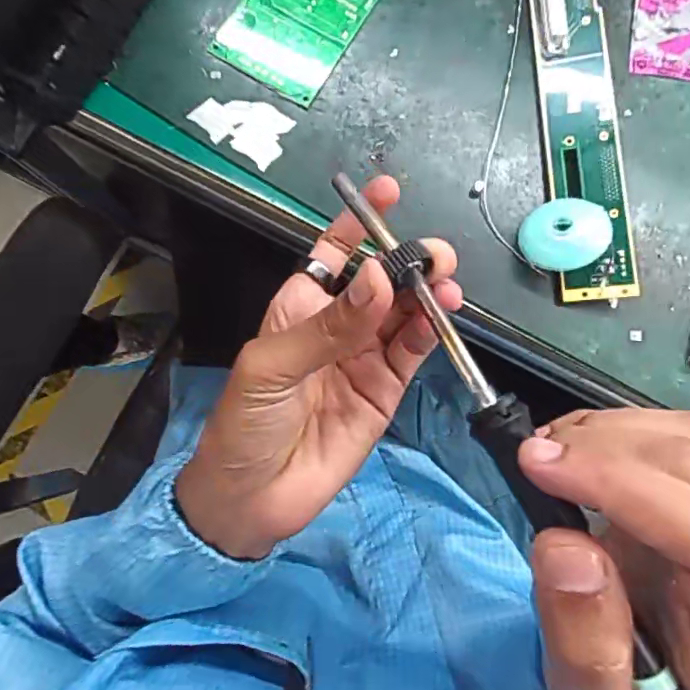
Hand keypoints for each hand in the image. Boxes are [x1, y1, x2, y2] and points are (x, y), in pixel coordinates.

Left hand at [176, 176, 460, 559]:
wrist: (253, 496)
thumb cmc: (246, 422)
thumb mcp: (272, 367)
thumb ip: (329, 327)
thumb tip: (378, 279)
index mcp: (299, 308)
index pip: (333, 253)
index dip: (358, 223)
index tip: (385, 193)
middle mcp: (336, 326)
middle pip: (379, 280)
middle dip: (405, 259)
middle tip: (432, 256)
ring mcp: (363, 357)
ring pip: (403, 312)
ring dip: (426, 293)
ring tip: (444, 282)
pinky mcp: (384, 390)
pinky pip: (411, 352)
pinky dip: (428, 332)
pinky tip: (439, 316)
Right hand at [516, 410, 689, 689]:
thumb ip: (583, 642)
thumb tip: (564, 545)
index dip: (630, 488)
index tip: (541, 465)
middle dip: (605, 451)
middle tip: (531, 461)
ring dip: (606, 434)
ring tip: (548, 458)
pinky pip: (678, 432)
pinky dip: (611, 428)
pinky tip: (573, 452)